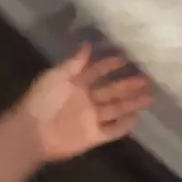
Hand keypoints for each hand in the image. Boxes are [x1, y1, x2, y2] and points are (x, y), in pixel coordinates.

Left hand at [18, 45, 154, 161]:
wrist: (32, 132)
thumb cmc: (41, 101)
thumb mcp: (56, 76)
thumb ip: (74, 63)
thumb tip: (87, 44)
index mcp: (76, 84)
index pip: (97, 71)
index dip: (110, 64)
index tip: (126, 58)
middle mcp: (87, 100)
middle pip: (112, 90)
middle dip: (128, 84)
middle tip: (146, 77)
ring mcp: (91, 118)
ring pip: (116, 109)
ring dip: (132, 102)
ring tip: (149, 96)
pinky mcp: (94, 136)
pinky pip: (112, 130)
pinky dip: (124, 125)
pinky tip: (137, 118)